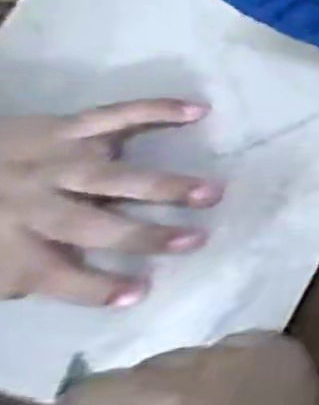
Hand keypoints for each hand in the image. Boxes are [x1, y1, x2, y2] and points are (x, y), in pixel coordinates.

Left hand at [0, 99, 221, 306]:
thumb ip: (1, 271)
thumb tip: (36, 287)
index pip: (49, 272)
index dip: (91, 288)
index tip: (138, 295)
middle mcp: (26, 201)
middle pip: (88, 224)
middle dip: (142, 235)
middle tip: (195, 241)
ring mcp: (50, 160)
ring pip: (112, 176)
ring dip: (164, 186)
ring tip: (212, 193)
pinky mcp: (59, 128)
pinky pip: (112, 115)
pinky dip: (156, 109)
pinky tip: (197, 111)